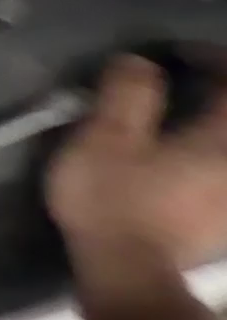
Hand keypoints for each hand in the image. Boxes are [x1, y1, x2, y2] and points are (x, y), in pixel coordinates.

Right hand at [49, 55, 226, 294]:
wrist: (129, 266)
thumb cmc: (113, 197)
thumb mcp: (104, 140)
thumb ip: (127, 96)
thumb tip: (139, 61)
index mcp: (224, 136)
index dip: (213, 59)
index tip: (176, 53)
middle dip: (223, 91)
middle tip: (195, 78)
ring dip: (216, 122)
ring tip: (193, 113)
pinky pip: (222, 169)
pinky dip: (211, 151)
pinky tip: (193, 153)